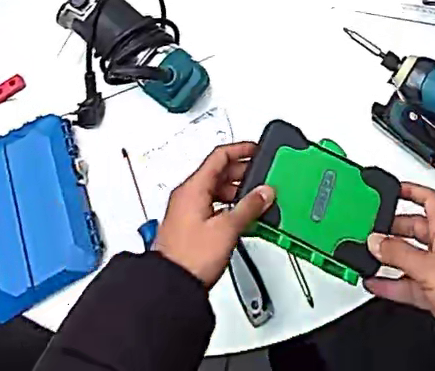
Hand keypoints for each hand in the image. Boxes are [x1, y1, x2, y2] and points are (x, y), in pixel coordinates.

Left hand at [151, 141, 275, 288]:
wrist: (171, 286)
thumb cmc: (189, 257)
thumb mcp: (226, 229)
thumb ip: (248, 207)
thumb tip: (264, 192)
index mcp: (193, 187)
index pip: (219, 156)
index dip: (239, 150)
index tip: (255, 149)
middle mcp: (187, 195)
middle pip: (217, 172)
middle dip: (241, 172)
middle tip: (260, 176)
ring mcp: (187, 210)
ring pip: (215, 190)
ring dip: (235, 192)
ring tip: (255, 199)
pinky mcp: (189, 226)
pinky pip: (212, 206)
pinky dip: (228, 206)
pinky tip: (240, 217)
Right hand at [364, 183, 434, 349]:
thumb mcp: (428, 266)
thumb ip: (399, 252)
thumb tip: (376, 240)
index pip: (429, 201)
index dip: (412, 190)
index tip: (394, 187)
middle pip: (415, 230)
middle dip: (394, 227)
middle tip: (375, 227)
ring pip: (409, 259)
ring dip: (390, 257)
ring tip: (369, 254)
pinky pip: (408, 285)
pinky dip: (391, 284)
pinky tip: (376, 284)